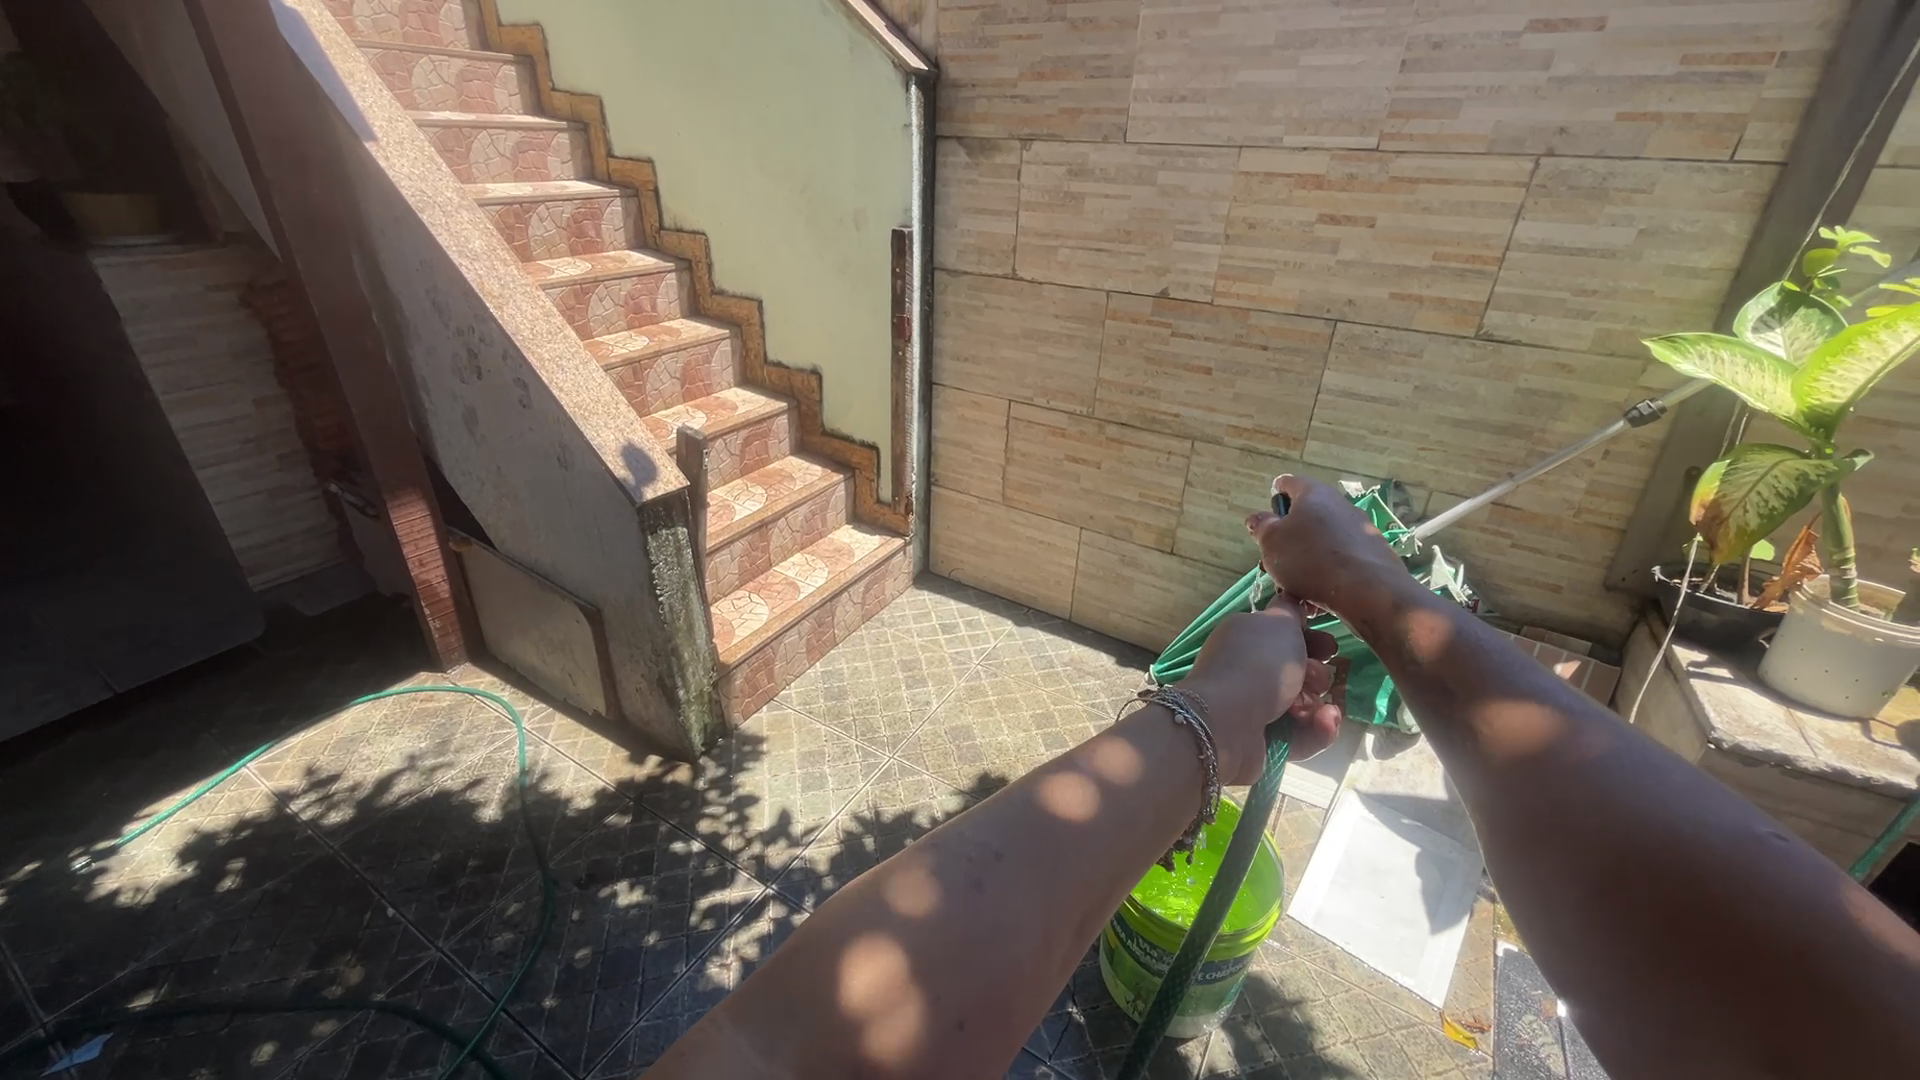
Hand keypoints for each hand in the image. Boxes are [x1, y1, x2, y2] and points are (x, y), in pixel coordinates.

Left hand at [1179, 599, 1342, 785]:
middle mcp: (1245, 670)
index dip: (1309, 638)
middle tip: (1316, 675)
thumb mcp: (1278, 623)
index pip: (1281, 636)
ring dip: (1317, 702)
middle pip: (1296, 671)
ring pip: (1303, 704)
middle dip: (1316, 672)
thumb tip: (1293, 604)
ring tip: (1314, 703)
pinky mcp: (1263, 741)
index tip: (1329, 645)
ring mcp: (1252, 708)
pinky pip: (1302, 734)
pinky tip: (1326, 721)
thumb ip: (1289, 611)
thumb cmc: (1257, 664)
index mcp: (1244, 638)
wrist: (1227, 722)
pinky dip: (1317, 729)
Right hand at [1245, 474, 1408, 620]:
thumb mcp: (1271, 542)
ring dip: (1303, 558)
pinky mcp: (1372, 554)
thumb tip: (1259, 517)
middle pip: (1306, 516)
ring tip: (1291, 585)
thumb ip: (1262, 526)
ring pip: (1321, 540)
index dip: (1275, 495)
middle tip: (1272, 559)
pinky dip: (1324, 572)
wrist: (1369, 590)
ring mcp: (1360, 529)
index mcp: (1314, 494)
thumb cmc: (1310, 559)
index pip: (1288, 483)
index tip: (1267, 516)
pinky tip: (1314, 595)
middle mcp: (1340, 505)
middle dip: (1287, 538)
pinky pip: (1339, 559)